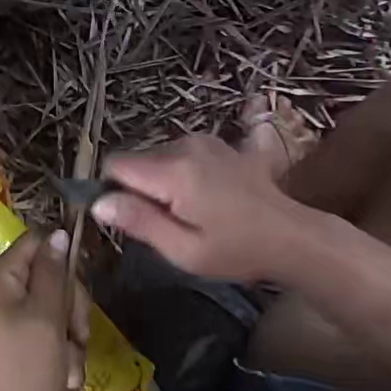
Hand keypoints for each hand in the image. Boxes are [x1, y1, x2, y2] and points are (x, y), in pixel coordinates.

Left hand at [0, 229, 90, 390]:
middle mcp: (6, 294)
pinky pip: (56, 346)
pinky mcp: (25, 354)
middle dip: (72, 313)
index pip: (41, 241)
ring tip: (64, 374)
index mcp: (2, 276)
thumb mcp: (44, 317)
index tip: (83, 282)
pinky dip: (64, 367)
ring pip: (61, 317)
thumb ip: (54, 272)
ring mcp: (15, 325)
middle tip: (74, 336)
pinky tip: (59, 390)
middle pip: (55, 280)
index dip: (65, 257)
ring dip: (72, 347)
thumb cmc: (21, 372)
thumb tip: (59, 232)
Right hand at [94, 133, 311, 282]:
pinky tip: (204, 197)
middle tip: (167, 224)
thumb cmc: (237, 250)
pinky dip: (179, 173)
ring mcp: (202, 140)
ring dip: (160, 182)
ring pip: (156, 157)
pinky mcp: (215, 142)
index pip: (115, 163)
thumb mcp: (184, 250)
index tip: (129, 216)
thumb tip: (98, 203)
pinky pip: (178, 153)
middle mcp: (183, 145)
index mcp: (173, 171)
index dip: (111, 189)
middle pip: (136, 160)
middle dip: (139, 188)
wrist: (292, 235)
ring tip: (190, 213)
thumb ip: (139, 222)